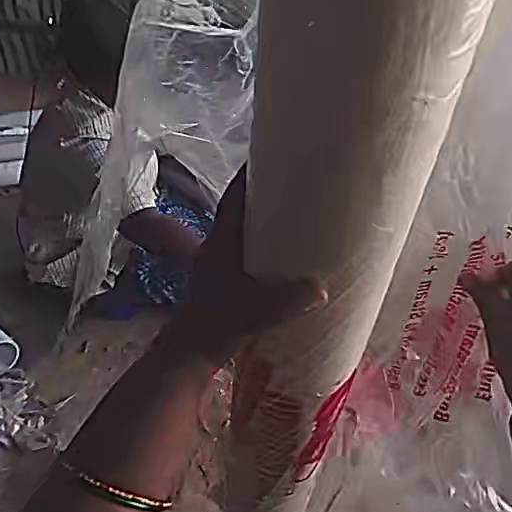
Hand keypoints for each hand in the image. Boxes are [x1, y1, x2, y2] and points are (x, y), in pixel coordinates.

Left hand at [163, 168, 325, 361]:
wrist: (189, 356)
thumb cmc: (215, 325)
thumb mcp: (254, 311)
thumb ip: (287, 300)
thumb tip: (323, 288)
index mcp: (221, 243)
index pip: (233, 199)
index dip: (248, 176)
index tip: (269, 156)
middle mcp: (218, 247)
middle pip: (240, 210)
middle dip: (263, 195)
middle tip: (295, 183)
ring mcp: (220, 265)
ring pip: (244, 232)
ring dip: (264, 221)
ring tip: (296, 214)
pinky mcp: (225, 281)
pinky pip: (247, 252)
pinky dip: (264, 245)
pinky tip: (284, 254)